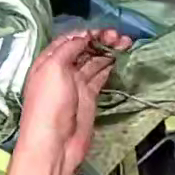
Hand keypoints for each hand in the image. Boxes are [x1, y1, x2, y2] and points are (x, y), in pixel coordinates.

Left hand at [19, 29, 128, 172]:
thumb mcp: (53, 68)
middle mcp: (62, 69)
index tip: (102, 31)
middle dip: (100, 40)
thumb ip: (68, 49)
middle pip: (83, 49)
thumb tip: (84, 36)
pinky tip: (120, 58)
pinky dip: (110, 66)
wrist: (55, 143)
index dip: (85, 33)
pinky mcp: (89, 96)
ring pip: (94, 60)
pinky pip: (100, 75)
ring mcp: (76, 83)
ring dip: (108, 50)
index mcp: (48, 61)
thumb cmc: (49, 104)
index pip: (68, 40)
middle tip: (118, 37)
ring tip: (125, 44)